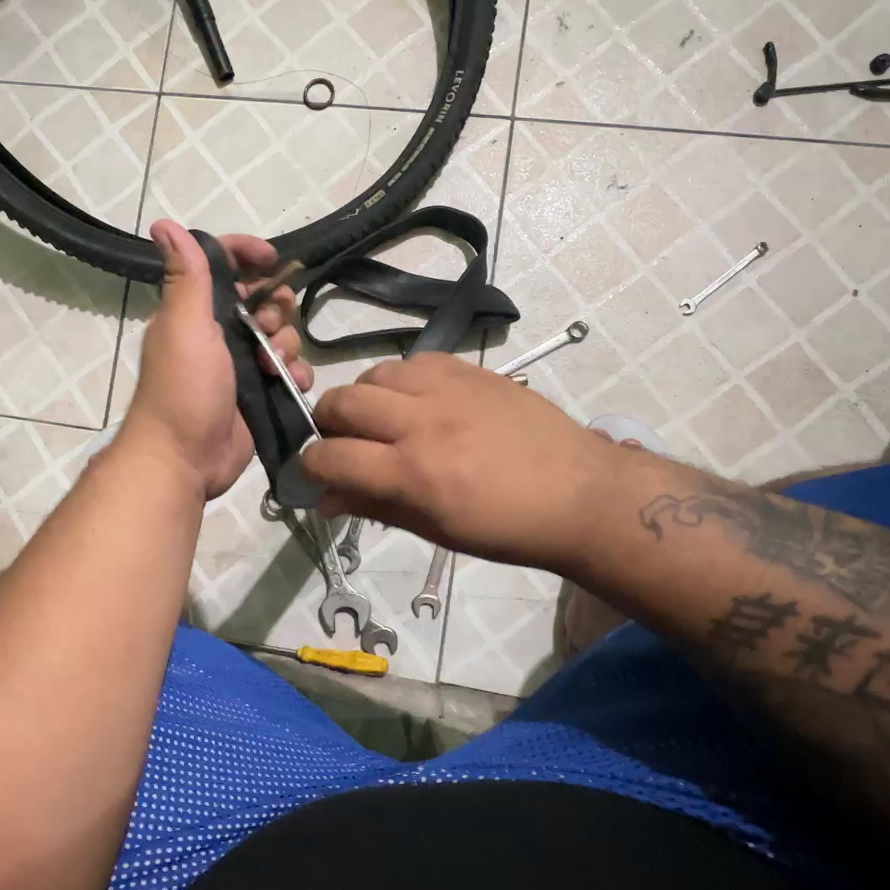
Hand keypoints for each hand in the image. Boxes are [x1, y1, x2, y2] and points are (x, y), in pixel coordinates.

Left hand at [117, 220, 312, 499]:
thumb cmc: (182, 389)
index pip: (225, 266)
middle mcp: (219, 333)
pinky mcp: (260, 394)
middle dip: (275, 308)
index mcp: (196, 311)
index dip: (248, 254)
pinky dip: (297, 374)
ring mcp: (241, 365)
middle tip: (265, 328)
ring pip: (281, 335)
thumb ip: (186, 277)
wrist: (185, 459)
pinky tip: (291, 384)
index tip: (273, 259)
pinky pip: (291, 371)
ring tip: (274, 366)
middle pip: (263, 299)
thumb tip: (163, 223)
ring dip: (286, 345)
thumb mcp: (184, 326)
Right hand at [299, 354, 646, 572]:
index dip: (312, 467)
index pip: (330, 457)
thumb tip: (326, 499)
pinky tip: (417, 399)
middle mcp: (421, 424)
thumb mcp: (435, 529)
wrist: (578, 494)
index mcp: (412, 474)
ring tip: (382, 418)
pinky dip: (402, 379)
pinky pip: (414, 360)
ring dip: (364, 397)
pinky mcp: (469, 370)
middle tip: (344, 442)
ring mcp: (446, 390)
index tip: (319, 474)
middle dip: (328, 424)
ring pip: (374, 374)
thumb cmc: (505, 528)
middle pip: (341, 404)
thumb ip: (375, 506)